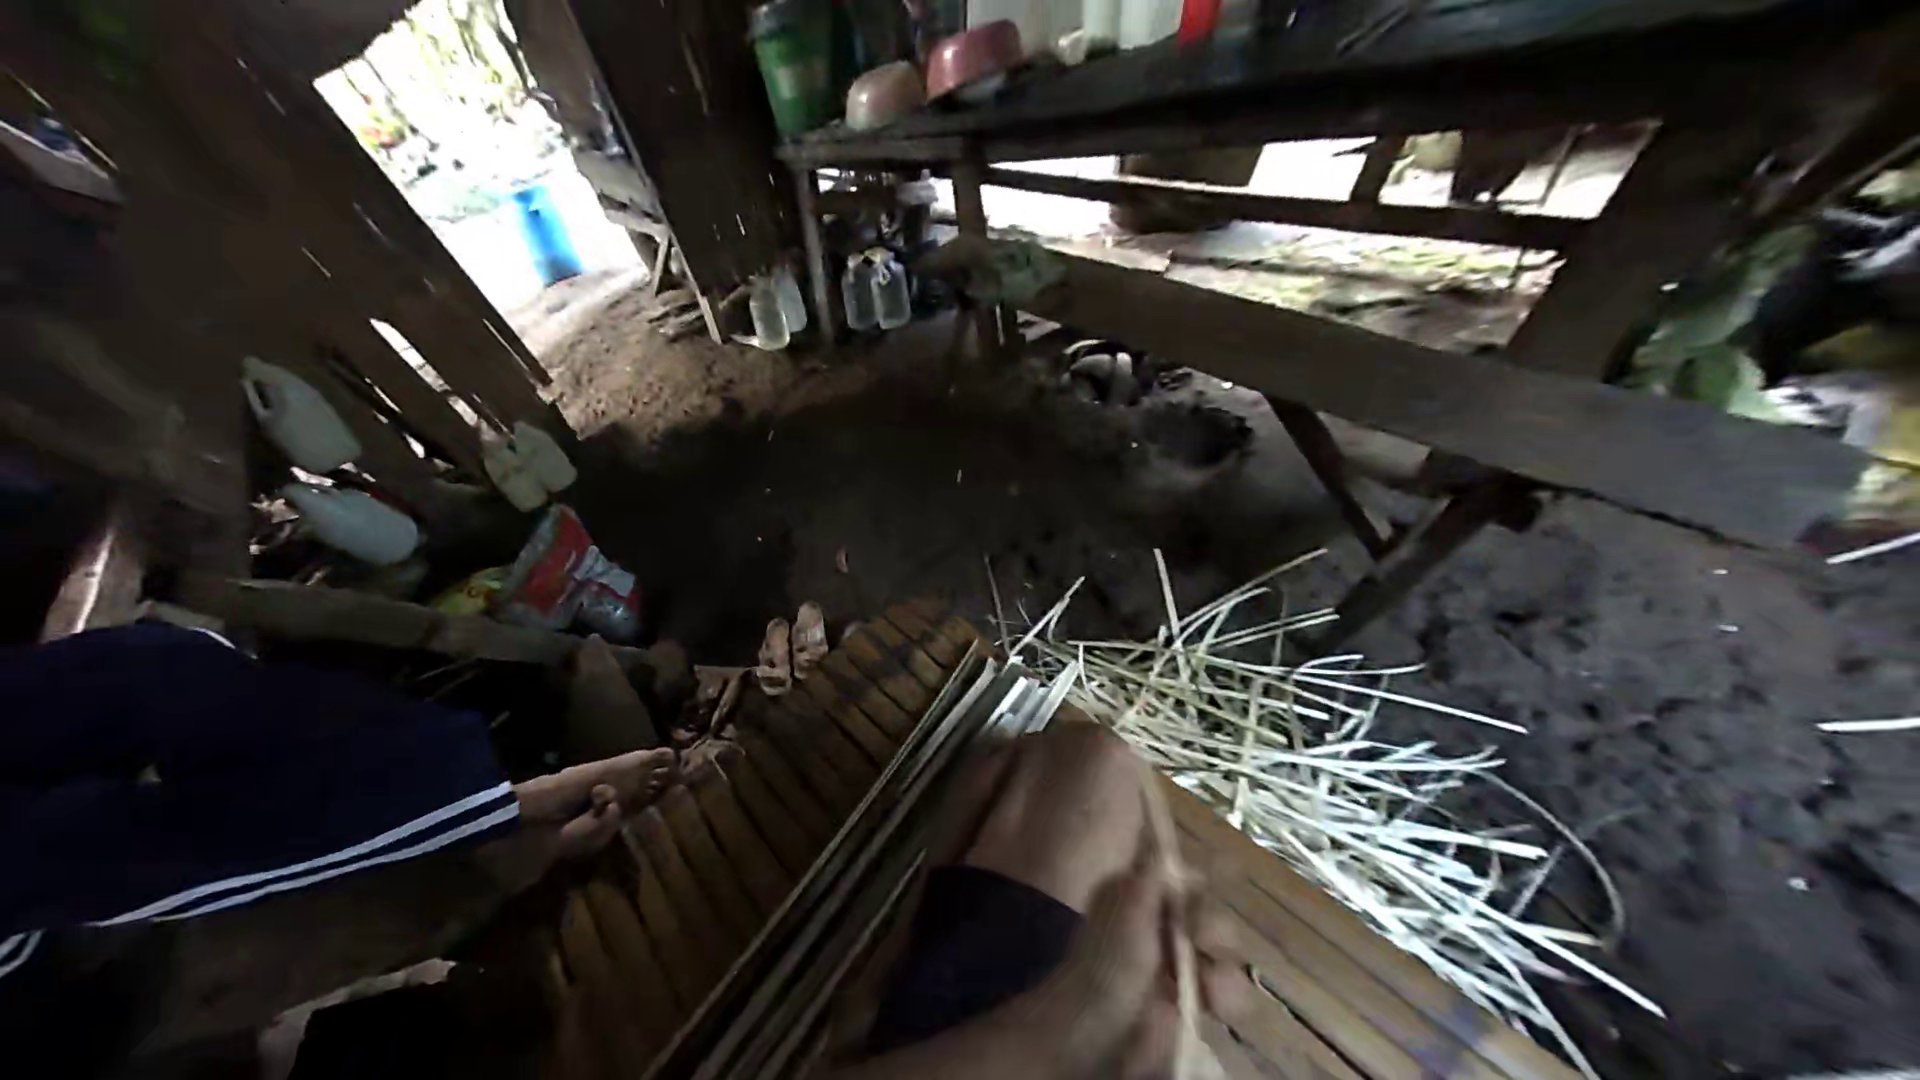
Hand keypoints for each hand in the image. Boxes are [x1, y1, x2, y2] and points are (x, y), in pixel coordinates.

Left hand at [1026, 860, 1253, 1078]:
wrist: (1099, 1030)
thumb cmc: (1109, 962)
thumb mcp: (1127, 910)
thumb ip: (1149, 877)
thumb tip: (1163, 846)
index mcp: (1137, 894)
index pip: (1177, 875)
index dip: (1198, 881)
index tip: (1216, 882)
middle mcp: (1158, 923)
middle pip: (1205, 913)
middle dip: (1215, 927)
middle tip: (1206, 940)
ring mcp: (1174, 962)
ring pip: (1220, 953)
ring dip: (1224, 969)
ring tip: (1213, 990)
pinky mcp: (1189, 999)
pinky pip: (1223, 990)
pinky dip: (1226, 997)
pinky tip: (1217, 1007)